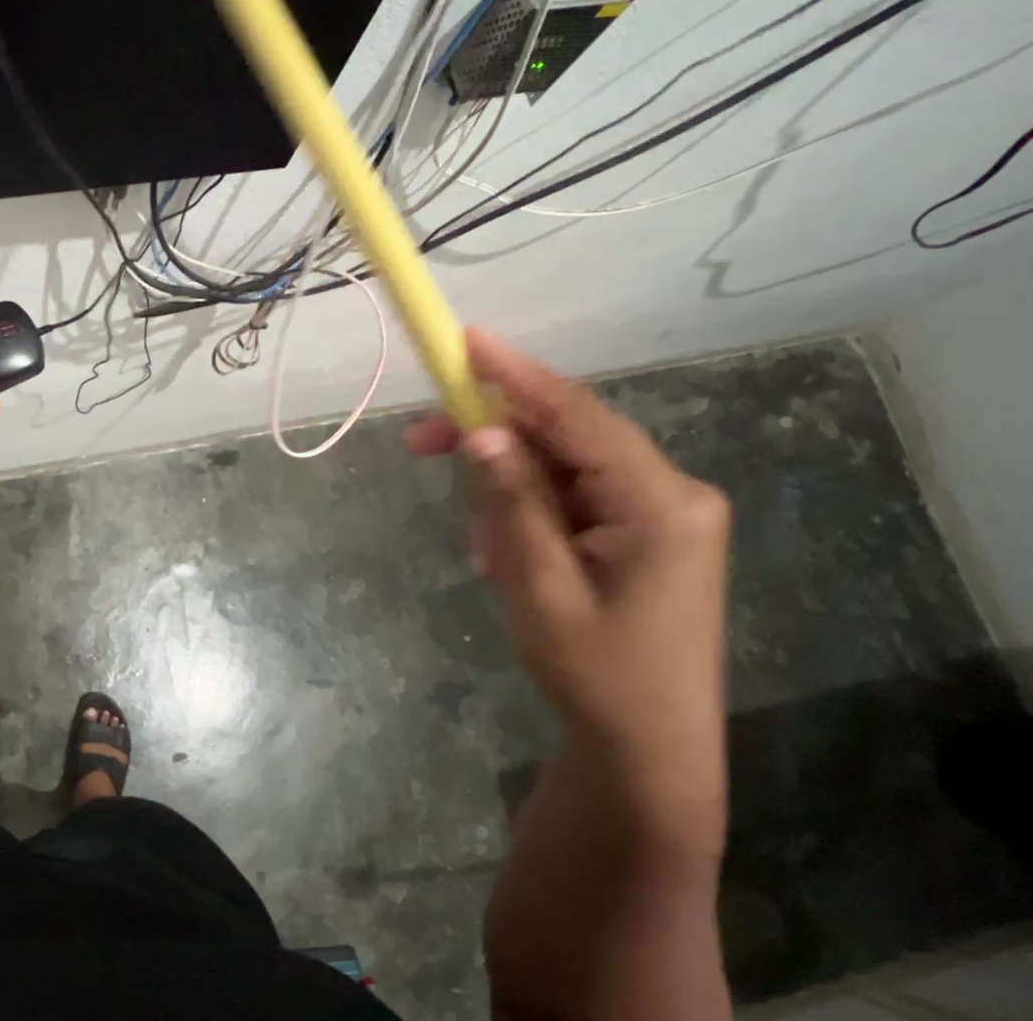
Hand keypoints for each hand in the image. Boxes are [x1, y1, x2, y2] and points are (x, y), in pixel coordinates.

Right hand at [407, 330, 730, 758]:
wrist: (646, 747)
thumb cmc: (594, 673)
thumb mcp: (539, 587)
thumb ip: (513, 503)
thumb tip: (481, 432)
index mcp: (659, 502)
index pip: (577, 417)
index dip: (516, 375)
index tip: (464, 340)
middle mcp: (669, 493)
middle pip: (564, 437)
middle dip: (492, 442)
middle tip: (417, 445)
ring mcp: (659, 513)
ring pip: (561, 469)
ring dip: (506, 495)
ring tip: (484, 558)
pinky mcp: (642, 533)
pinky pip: (571, 499)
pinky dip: (528, 516)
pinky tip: (506, 560)